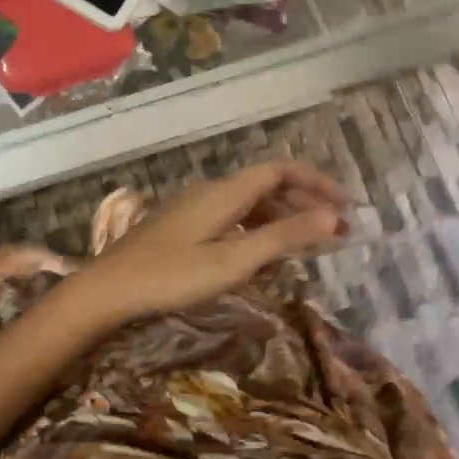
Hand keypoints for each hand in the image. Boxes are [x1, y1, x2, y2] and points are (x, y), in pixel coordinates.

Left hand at [66, 161, 349, 326]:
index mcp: (221, 193)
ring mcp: (192, 209)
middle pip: (264, 187)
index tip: (348, 205)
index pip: (276, 170)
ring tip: (310, 248)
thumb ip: (281, 237)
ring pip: (247, 205)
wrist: (111, 287)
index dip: (314, 182)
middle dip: (303, 205)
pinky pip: (231, 219)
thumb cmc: (172, 275)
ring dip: (281, 220)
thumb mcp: (233, 260)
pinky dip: (256, 232)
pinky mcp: (182, 227)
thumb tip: (333, 216)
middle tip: (339, 235)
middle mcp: (208, 192)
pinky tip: (265, 258)